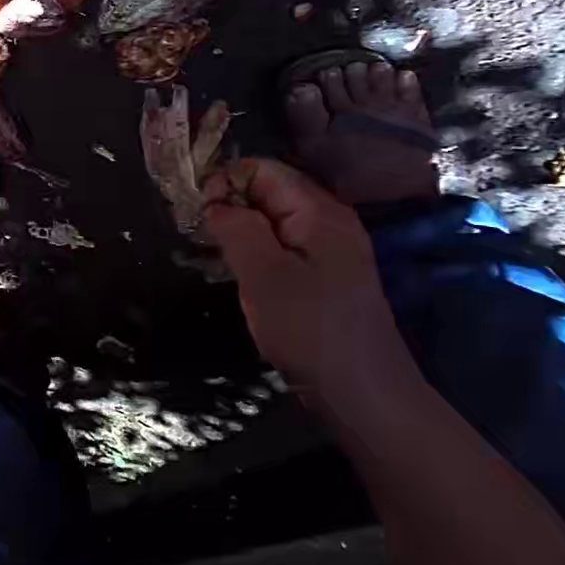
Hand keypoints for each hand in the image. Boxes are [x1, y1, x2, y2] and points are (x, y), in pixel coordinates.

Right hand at [201, 158, 408, 391]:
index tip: (200, 215)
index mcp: (318, 210)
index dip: (224, 183)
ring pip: (269, 219)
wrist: (364, 396)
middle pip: (266, 190)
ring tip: (217, 257)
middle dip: (229, 206)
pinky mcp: (323, 273)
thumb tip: (213, 200)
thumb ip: (236, 227)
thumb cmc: (310, 331)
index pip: (260, 169)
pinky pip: (280, 244)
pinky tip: (242, 275)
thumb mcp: (264, 275)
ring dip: (239, 231)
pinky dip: (255, 251)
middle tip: (203, 238)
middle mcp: (327, 219)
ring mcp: (328, 247)